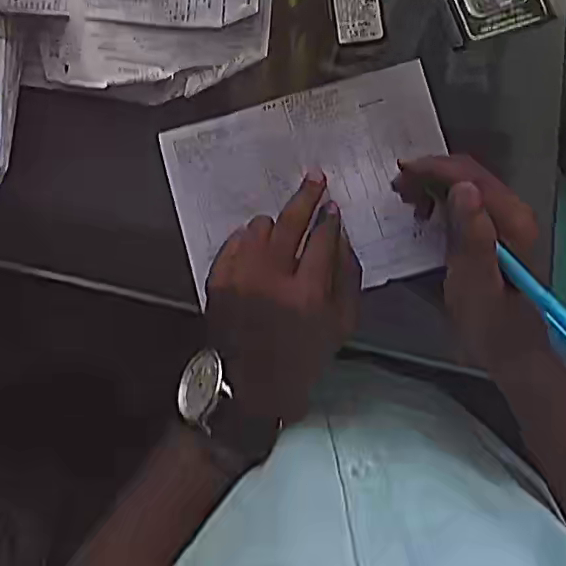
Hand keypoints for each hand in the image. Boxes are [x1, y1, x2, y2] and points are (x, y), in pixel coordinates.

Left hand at [205, 171, 361, 433]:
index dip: (330, 218)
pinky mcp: (217, 280)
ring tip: (282, 234)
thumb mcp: (341, 325)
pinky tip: (258, 249)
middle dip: (307, 195)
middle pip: (291, 221)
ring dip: (275, 225)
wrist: (248, 388)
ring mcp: (239, 278)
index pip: (322, 238)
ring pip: (260, 226)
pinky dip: (249, 240)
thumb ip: (348, 275)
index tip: (333, 206)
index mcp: (307, 294)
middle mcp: (271, 280)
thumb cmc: (302, 356)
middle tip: (316, 177)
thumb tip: (341, 233)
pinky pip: (235, 240)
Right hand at [394, 156, 550, 375]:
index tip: (402, 173)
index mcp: (512, 219)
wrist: (511, 353)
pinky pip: (465, 199)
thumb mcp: (475, 282)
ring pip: (465, 183)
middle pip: (467, 173)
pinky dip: (440, 198)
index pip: (469, 175)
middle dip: (430, 174)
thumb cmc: (490, 323)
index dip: (434, 169)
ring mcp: (506, 219)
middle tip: (399, 187)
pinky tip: (425, 214)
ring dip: (433, 184)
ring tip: (408, 200)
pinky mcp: (494, 230)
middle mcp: (513, 211)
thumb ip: (473, 234)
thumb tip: (464, 188)